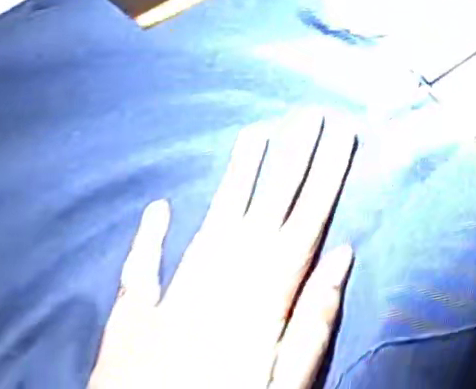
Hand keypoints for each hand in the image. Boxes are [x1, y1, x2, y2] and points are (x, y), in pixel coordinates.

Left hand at [88, 114, 356, 388]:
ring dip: (237, 177)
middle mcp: (222, 285)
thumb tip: (344, 253)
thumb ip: (314, 320)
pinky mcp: (131, 328)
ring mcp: (174, 301)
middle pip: (266, 208)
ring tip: (256, 133)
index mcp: (265, 297)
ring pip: (214, 223)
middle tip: (309, 114)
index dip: (328, 173)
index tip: (344, 134)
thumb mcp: (285, 385)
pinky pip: (142, 274)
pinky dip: (149, 241)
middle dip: (293, 157)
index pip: (307, 220)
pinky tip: (159, 209)